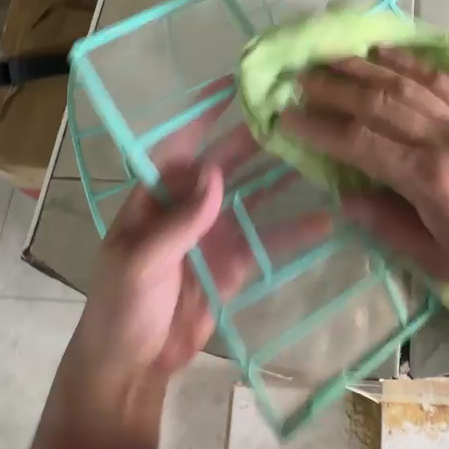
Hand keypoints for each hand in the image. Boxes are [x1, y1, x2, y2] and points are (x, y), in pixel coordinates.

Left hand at [64, 98, 334, 400]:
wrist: (132, 366)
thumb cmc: (121, 306)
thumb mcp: (139, 261)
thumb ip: (177, 221)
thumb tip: (214, 174)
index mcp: (156, 196)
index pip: (181, 143)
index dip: (203, 112)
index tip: (233, 82)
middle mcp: (189, 205)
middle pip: (227, 162)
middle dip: (255, 138)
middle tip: (294, 113)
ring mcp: (216, 232)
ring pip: (254, 194)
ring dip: (282, 174)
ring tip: (319, 151)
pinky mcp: (237, 262)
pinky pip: (269, 239)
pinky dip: (295, 229)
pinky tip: (327, 218)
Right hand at [282, 48, 448, 304]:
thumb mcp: (439, 262)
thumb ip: (389, 226)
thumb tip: (345, 197)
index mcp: (429, 179)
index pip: (361, 143)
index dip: (321, 128)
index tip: (287, 117)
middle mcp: (443, 139)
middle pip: (378, 103)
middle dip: (334, 89)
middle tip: (298, 79)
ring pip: (405, 84)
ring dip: (364, 68)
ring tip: (329, 58)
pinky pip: (439, 81)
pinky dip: (410, 63)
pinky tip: (385, 52)